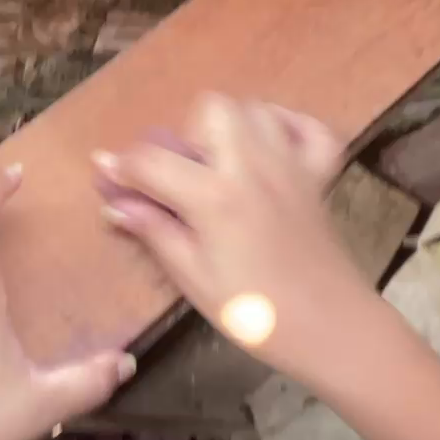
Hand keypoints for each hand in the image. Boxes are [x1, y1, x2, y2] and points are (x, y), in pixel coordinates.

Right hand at [96, 94, 380, 370]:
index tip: (104, 170)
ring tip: (218, 163)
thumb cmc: (256, 314)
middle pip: (211, 108)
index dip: (121, 166)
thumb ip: (154, 231)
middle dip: (185, 132)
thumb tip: (114, 204)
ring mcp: (291, 165)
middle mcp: (253, 165)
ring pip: (255, 109)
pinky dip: (285, 126)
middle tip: (180, 174)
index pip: (153, 161)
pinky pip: (307, 128)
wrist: (335, 331)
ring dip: (228, 125)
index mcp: (215, 196)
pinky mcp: (320, 176)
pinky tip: (268, 147)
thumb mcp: (193, 278)